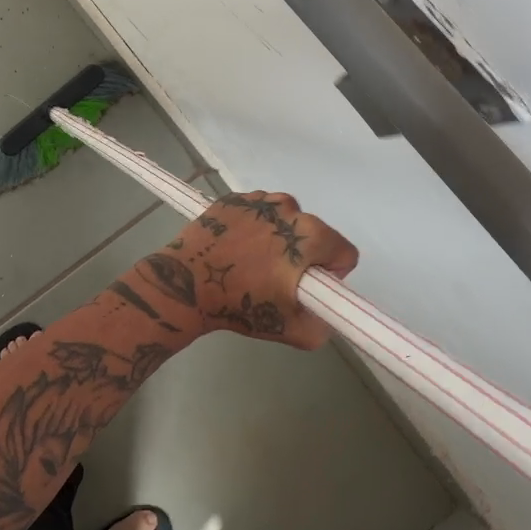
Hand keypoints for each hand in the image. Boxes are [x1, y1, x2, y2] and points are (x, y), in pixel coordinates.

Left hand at [144, 191, 358, 349]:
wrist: (187, 284)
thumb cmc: (243, 305)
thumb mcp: (296, 331)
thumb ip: (325, 324)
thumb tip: (327, 315)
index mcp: (310, 235)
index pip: (343, 252)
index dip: (331, 273)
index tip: (308, 285)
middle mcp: (288, 207)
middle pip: (313, 234)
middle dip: (303, 255)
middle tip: (276, 277)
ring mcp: (256, 199)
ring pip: (285, 219)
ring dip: (278, 237)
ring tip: (253, 261)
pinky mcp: (230, 198)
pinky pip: (256, 212)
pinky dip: (253, 226)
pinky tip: (236, 246)